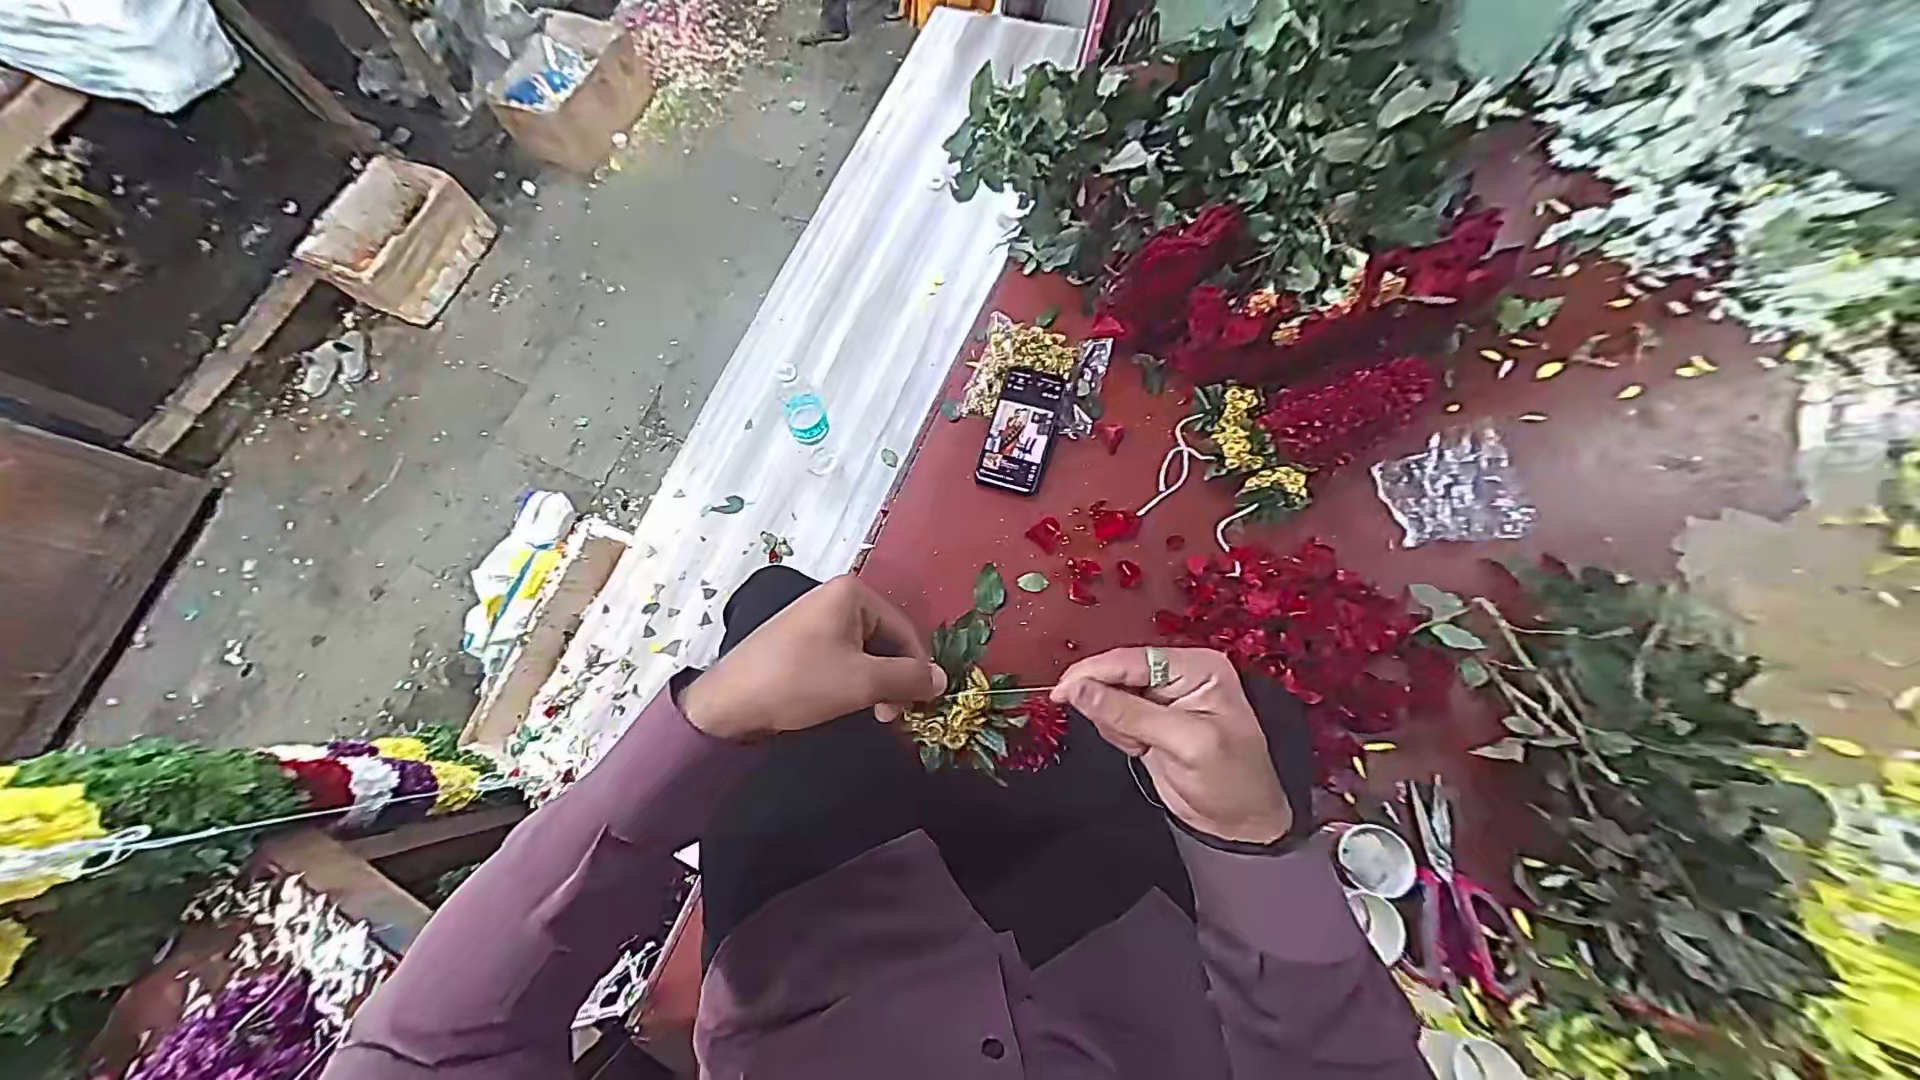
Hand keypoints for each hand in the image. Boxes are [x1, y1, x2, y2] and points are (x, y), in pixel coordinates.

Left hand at [679, 575, 946, 739]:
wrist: (727, 704)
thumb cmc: (798, 683)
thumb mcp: (862, 682)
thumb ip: (909, 678)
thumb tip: (944, 679)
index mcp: (853, 593)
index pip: (906, 630)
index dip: (918, 669)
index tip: (920, 705)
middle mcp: (837, 597)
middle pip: (887, 639)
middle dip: (894, 678)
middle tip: (890, 715)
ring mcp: (818, 617)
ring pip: (867, 651)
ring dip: (876, 683)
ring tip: (872, 713)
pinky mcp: (803, 639)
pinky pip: (844, 656)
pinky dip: (854, 680)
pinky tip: (848, 703)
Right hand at [1054, 647, 1291, 843]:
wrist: (1243, 823)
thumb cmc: (1232, 781)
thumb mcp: (1185, 745)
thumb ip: (1129, 714)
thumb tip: (1077, 689)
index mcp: (1197, 666)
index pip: (1132, 659)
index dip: (1092, 673)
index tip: (1060, 692)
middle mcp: (1178, 672)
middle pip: (1116, 673)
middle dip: (1109, 705)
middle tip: (1127, 738)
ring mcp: (1162, 694)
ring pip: (1108, 694)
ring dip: (1115, 724)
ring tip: (1144, 748)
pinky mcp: (1148, 715)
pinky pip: (1111, 714)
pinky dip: (1118, 733)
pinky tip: (1142, 749)